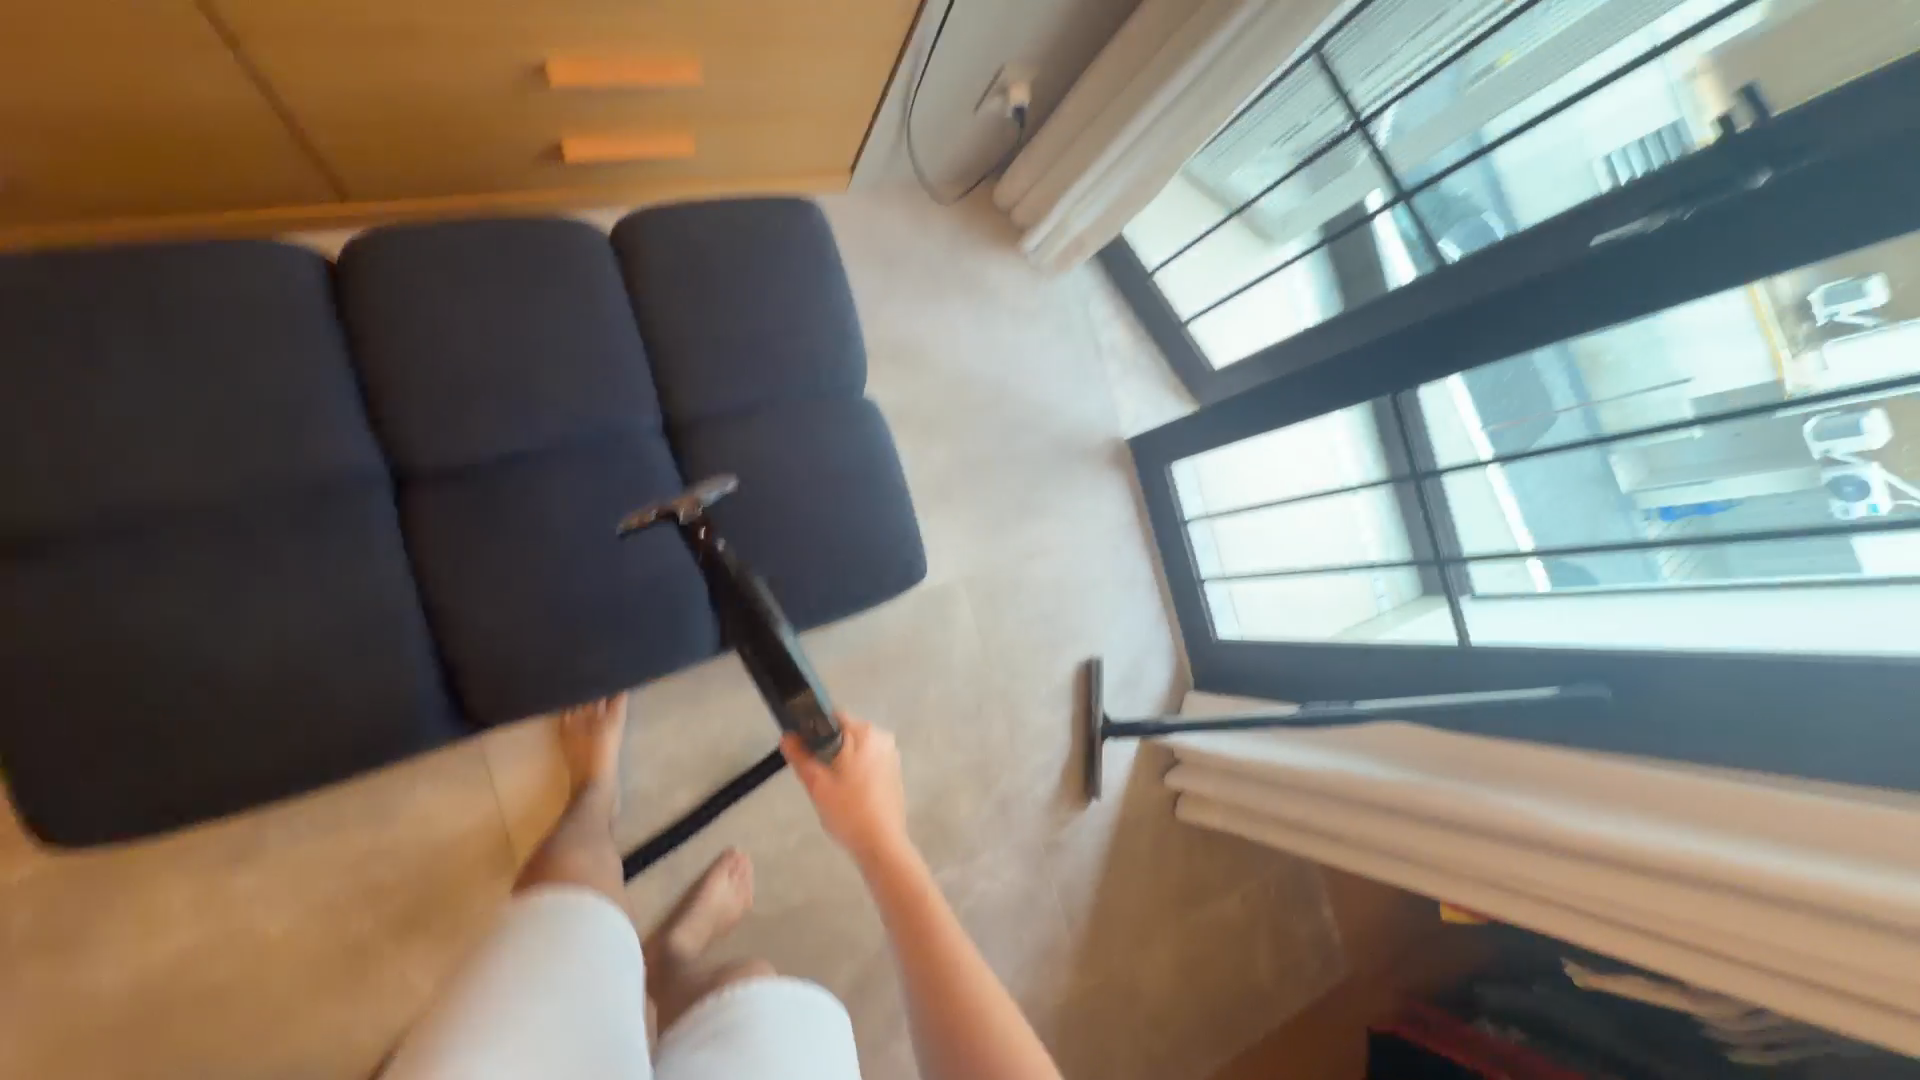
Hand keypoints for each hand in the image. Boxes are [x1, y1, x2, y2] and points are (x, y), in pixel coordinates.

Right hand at [781, 716, 912, 868]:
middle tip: (817, 776)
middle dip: (827, 749)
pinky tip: (849, 794)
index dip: (813, 730)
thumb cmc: (848, 811)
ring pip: (856, 748)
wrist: (882, 843)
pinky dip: (856, 770)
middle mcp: (882, 737)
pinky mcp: (894, 770)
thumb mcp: (817, 783)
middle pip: (845, 732)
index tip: (803, 751)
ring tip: (832, 789)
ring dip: (841, 761)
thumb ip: (800, 756)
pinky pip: (868, 760)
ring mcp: (891, 754)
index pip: (832, 717)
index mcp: (864, 733)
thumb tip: (787, 736)